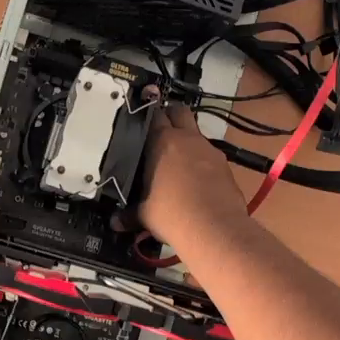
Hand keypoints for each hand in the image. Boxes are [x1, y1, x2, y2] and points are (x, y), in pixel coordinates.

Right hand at [136, 103, 248, 248]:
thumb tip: (114, 223)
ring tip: (177, 162)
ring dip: (187, 140)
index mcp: (162, 141)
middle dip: (170, 116)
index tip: (140, 125)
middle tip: (160, 134)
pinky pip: (209, 154)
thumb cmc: (172, 215)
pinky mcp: (225, 165)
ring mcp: (209, 150)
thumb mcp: (144, 215)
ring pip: (196, 132)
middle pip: (179, 110)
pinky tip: (195, 180)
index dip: (146, 117)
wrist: (215, 229)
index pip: (152, 114)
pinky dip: (201, 160)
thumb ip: (128, 215)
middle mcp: (188, 138)